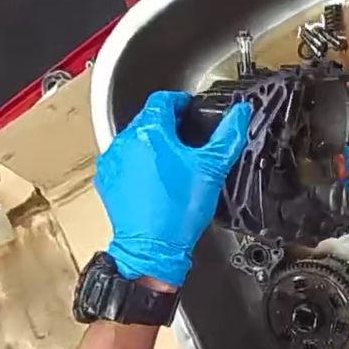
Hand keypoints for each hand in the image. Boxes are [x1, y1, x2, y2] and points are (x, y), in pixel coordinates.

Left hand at [97, 91, 252, 287]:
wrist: (152, 248)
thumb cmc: (179, 210)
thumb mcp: (213, 168)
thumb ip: (229, 135)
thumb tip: (241, 112)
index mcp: (150, 132)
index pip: (163, 100)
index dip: (181, 102)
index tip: (191, 109)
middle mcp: (125, 142)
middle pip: (148, 119)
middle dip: (169, 125)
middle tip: (189, 138)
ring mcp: (112, 161)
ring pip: (136, 140)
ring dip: (154, 144)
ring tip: (175, 161)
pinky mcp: (107, 180)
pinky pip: (125, 161)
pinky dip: (140, 163)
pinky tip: (157, 179)